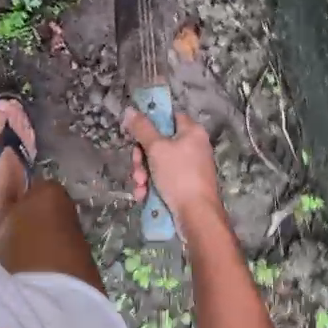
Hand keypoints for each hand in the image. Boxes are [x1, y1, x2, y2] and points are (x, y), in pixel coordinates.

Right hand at [124, 108, 222, 222]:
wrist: (198, 217)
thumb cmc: (179, 176)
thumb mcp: (156, 148)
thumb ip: (142, 128)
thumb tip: (129, 109)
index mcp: (192, 131)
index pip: (169, 116)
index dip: (151, 122)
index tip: (136, 133)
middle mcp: (193, 146)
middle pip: (159, 142)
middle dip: (142, 157)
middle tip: (137, 167)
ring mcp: (190, 168)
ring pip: (158, 163)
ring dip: (144, 174)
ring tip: (140, 186)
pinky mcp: (185, 186)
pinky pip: (164, 179)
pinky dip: (152, 186)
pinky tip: (143, 196)